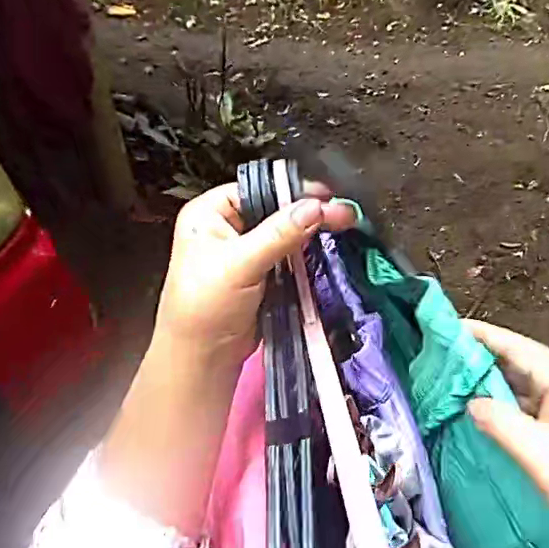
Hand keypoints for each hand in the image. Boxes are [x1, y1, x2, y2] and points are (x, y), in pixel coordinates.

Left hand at [153, 181, 357, 362]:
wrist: (203, 358)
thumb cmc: (206, 306)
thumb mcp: (240, 264)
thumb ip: (280, 234)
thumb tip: (317, 207)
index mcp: (211, 213)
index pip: (258, 190)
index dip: (292, 192)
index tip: (327, 197)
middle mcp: (228, 226)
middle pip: (276, 209)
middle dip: (309, 211)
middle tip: (345, 213)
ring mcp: (248, 250)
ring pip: (287, 232)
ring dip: (312, 231)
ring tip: (345, 225)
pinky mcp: (264, 273)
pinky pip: (290, 255)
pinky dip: (308, 252)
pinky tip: (328, 246)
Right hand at [466, 319, 548, 547]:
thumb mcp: (545, 459)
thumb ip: (504, 425)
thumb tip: (470, 403)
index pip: (516, 347)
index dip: (481, 335)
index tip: (446, 326)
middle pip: (517, 360)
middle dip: (479, 355)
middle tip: (438, 354)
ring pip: (520, 382)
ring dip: (488, 380)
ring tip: (448, 379)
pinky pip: (526, 403)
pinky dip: (501, 402)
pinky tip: (479, 411)